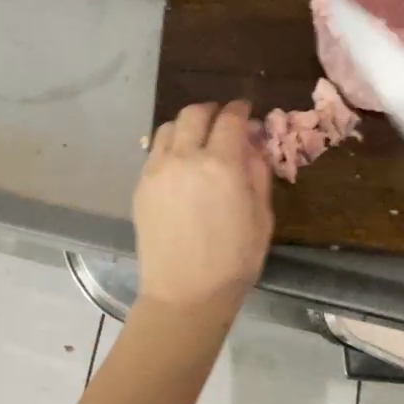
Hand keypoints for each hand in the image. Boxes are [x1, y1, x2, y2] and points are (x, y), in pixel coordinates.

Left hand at [133, 101, 273, 316]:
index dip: (240, 110)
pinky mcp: (141, 184)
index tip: (246, 111)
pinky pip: (155, 150)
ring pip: (169, 127)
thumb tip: (252, 145)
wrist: (184, 293)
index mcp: (221, 165)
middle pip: (194, 113)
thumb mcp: (261, 217)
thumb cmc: (233, 261)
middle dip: (212, 110)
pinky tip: (180, 162)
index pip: (230, 119)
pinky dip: (170, 146)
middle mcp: (185, 158)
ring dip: (187, 124)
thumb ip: (257, 173)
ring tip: (198, 137)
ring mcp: (157, 169)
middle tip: (222, 119)